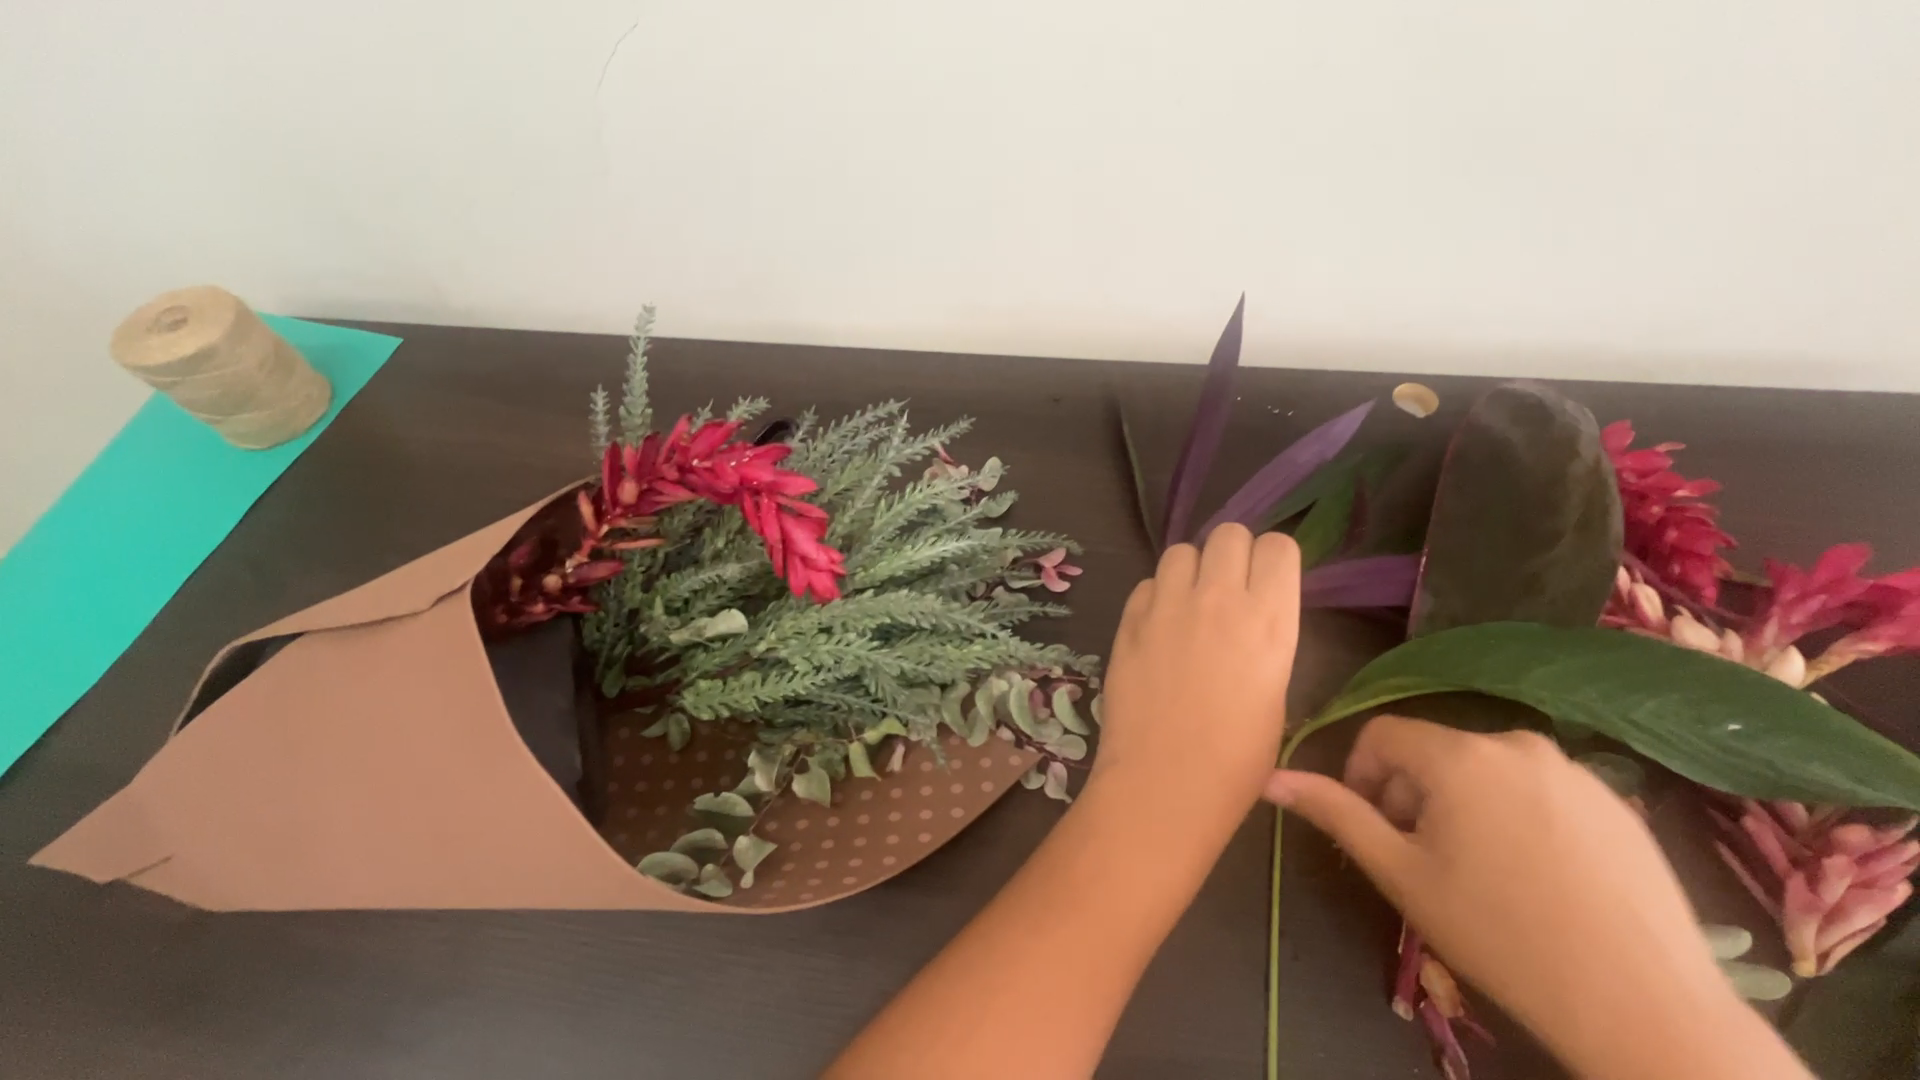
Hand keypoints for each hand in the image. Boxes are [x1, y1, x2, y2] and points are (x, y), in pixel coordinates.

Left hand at [1088, 525, 1300, 834]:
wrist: (1165, 783)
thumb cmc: (1237, 759)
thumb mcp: (1275, 694)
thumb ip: (1265, 641)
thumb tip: (1251, 620)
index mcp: (1270, 619)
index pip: (1278, 546)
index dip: (1273, 561)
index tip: (1267, 584)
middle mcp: (1219, 599)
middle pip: (1228, 533)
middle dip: (1231, 554)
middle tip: (1227, 591)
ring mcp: (1167, 606)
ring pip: (1180, 551)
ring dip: (1189, 570)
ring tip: (1188, 606)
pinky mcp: (1128, 621)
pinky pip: (1146, 585)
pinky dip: (1154, 597)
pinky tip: (1156, 630)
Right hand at [1267, 717, 1809, 1079]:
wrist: (1643, 1003)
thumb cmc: (1499, 934)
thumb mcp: (1400, 874)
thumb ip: (1336, 814)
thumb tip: (1273, 779)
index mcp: (1459, 754)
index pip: (1381, 734)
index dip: (1361, 776)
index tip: (1373, 830)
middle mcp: (1517, 742)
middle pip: (1435, 751)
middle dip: (1411, 794)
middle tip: (1422, 861)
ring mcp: (1575, 769)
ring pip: (1486, 770)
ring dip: (1462, 805)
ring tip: (1479, 873)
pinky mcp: (1616, 801)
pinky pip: (1539, 789)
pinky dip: (1516, 816)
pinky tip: (1535, 879)